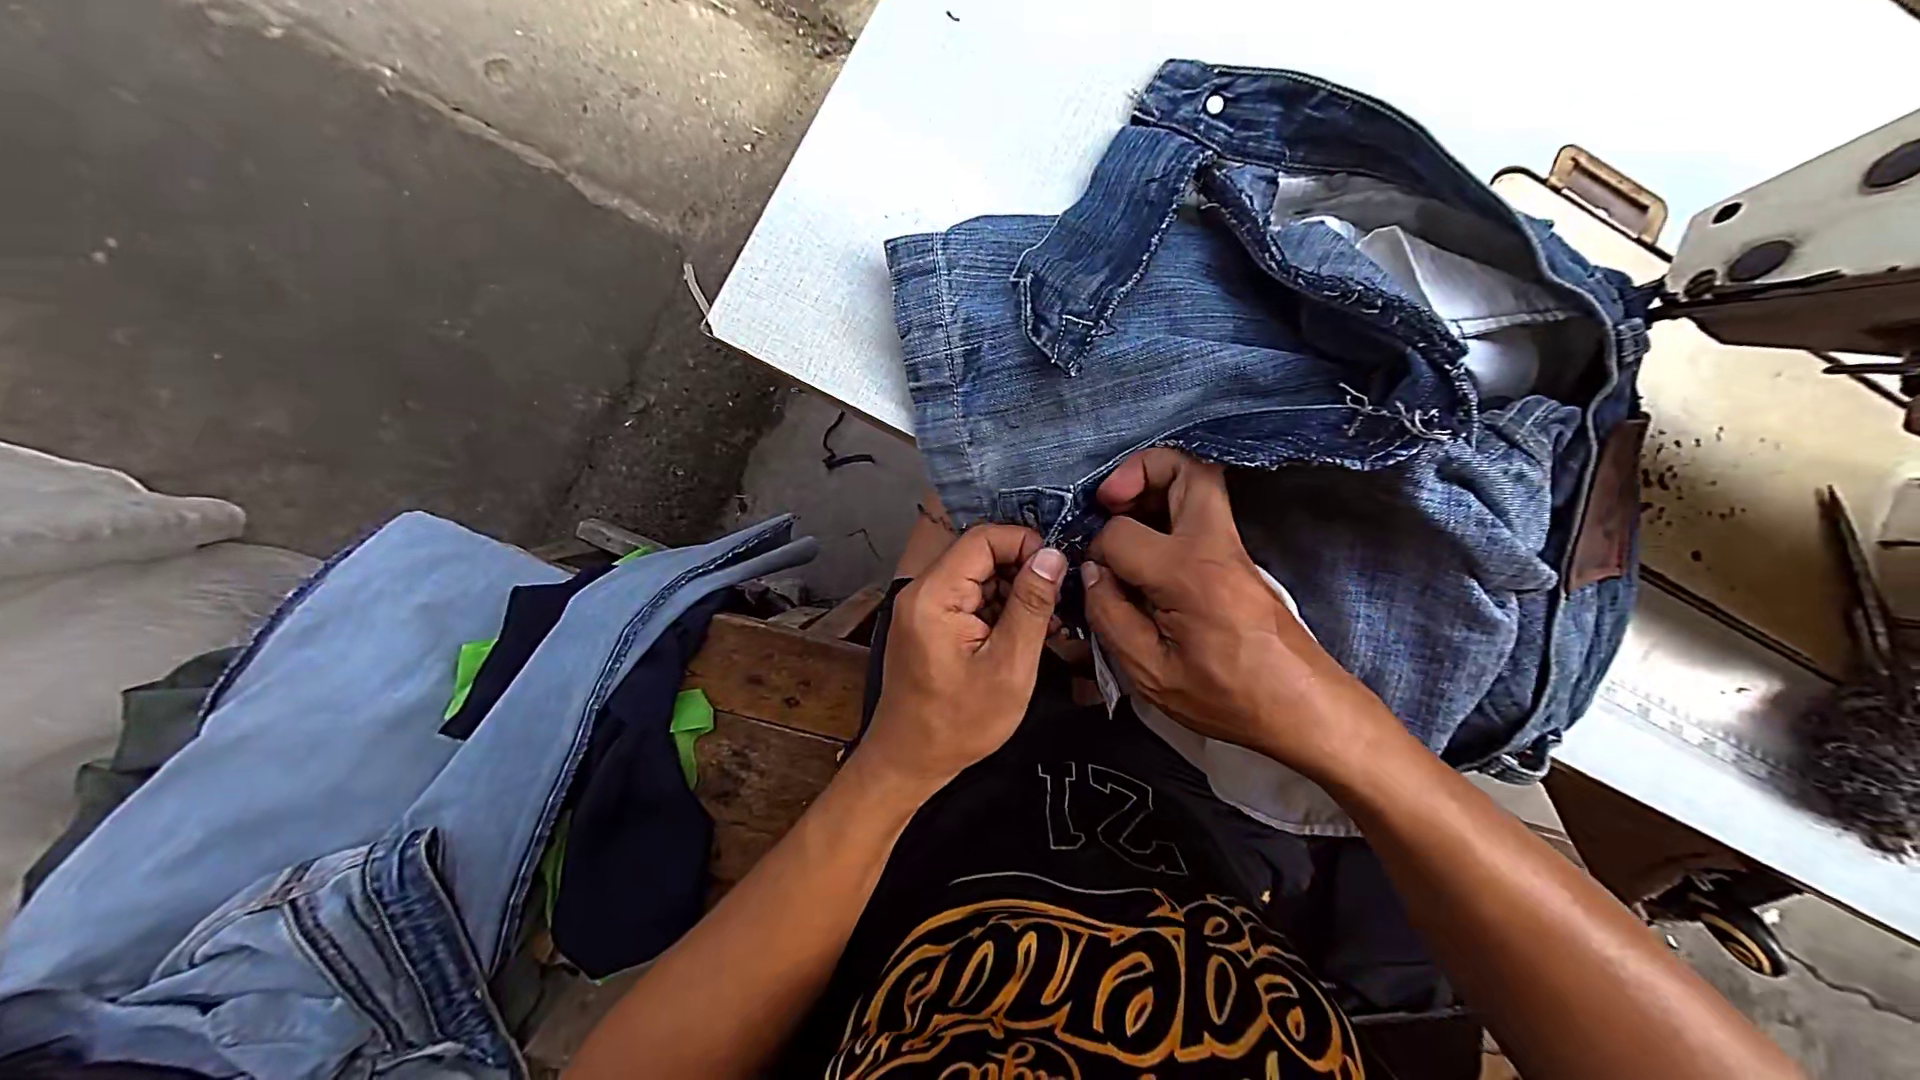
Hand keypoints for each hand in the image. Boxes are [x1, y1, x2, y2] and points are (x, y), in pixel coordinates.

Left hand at [858, 525, 1066, 794]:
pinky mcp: (930, 622)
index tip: (1057, 571)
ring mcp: (923, 606)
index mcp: (934, 596)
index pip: (983, 538)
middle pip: (981, 555)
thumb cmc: (958, 724)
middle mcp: (922, 591)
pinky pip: (970, 598)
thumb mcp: (1009, 666)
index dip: (1025, 545)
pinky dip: (999, 610)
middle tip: (1054, 606)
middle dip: (1023, 572)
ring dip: (1014, 594)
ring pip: (979, 576)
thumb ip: (1031, 605)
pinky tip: (1022, 636)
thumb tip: (1052, 556)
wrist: (910, 760)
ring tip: (1043, 627)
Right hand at [1082, 449, 1401, 781]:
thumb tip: (1094, 574)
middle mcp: (1214, 546)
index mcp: (1188, 575)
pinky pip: (1204, 508)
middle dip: (1137, 470)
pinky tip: (1147, 538)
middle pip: (1184, 467)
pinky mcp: (1239, 558)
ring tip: (1123, 511)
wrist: (1302, 708)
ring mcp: (1233, 548)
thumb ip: (1110, 616)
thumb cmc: (1229, 699)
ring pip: (1200, 479)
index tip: (1093, 575)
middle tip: (1107, 499)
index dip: (1095, 550)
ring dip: (1157, 482)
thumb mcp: (1150, 673)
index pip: (1122, 534)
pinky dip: (1171, 504)